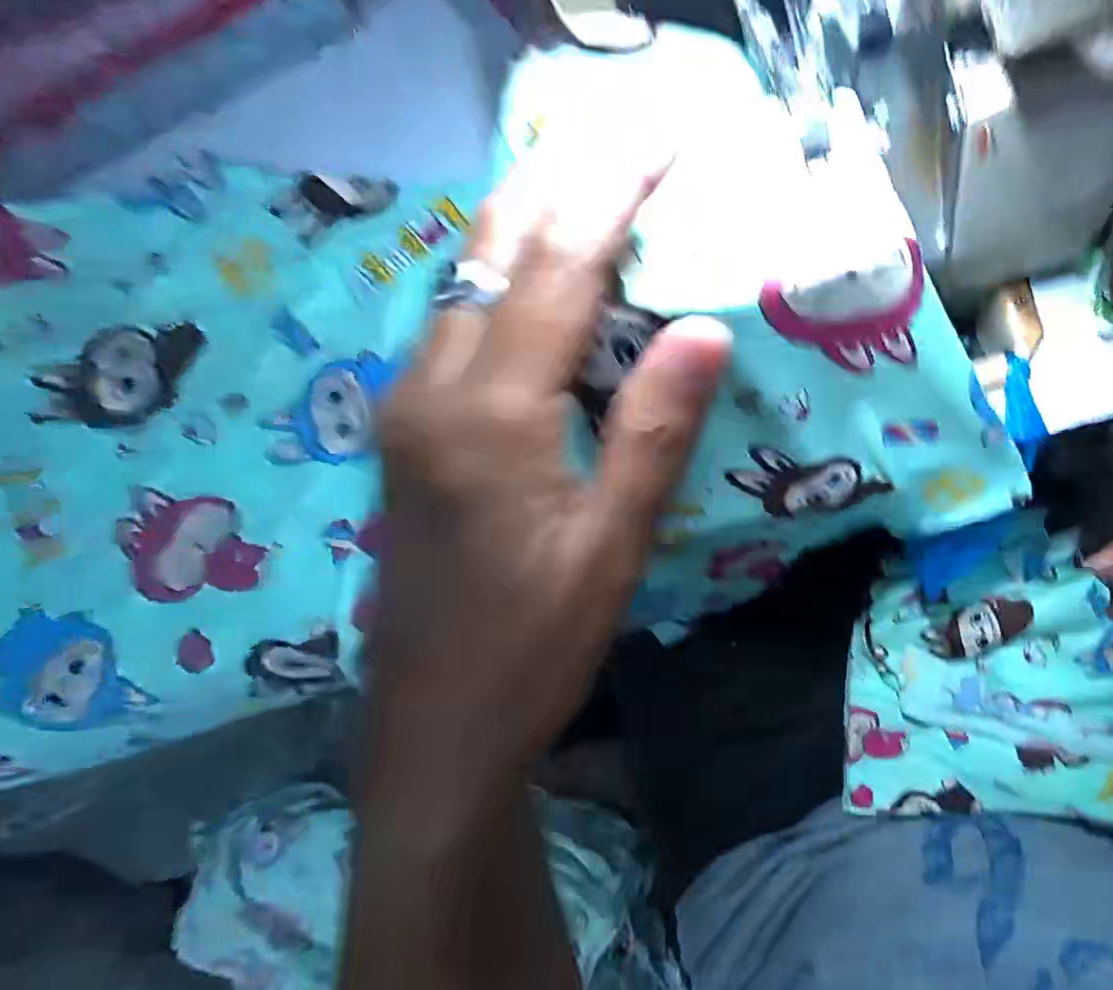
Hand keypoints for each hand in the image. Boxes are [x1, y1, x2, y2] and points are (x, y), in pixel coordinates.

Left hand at [368, 160, 729, 784]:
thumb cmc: (537, 642)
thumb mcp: (614, 542)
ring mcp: (406, 410)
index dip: (608, 197)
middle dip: (557, 187)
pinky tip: (540, 287)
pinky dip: (502, 288)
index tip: (658, 143)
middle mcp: (431, 389)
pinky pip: (455, 332)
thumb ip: (654, 430)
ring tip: (591, 193)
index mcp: (489, 414)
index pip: (553, 271)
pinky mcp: (407, 436)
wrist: (436, 724)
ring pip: (463, 287)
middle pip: (490, 254)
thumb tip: (705, 328)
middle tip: (623, 146)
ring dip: (525, 231)